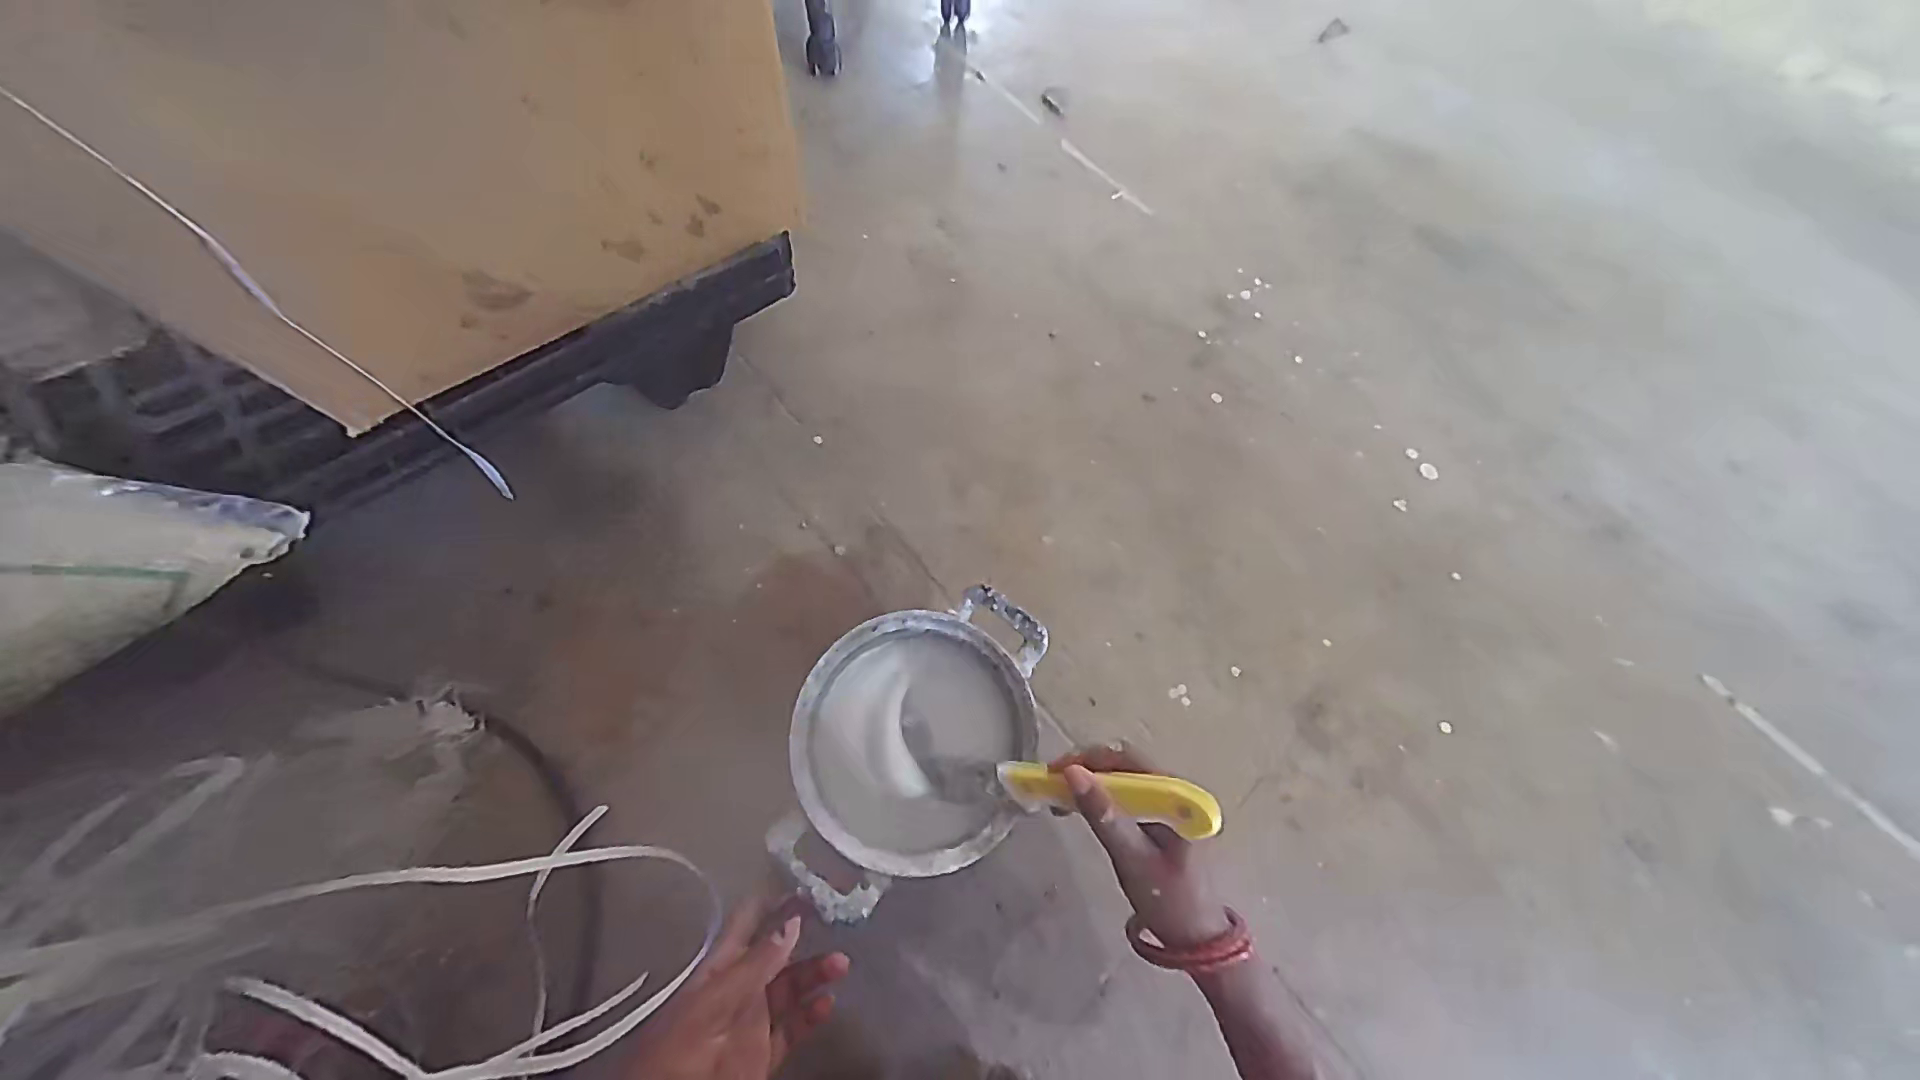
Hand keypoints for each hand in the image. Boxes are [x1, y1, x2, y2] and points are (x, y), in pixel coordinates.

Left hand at [622, 890, 850, 1079]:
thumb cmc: (678, 1051)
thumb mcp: (715, 1001)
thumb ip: (756, 964)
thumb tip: (793, 921)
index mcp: (721, 967)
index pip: (750, 921)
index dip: (776, 899)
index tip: (807, 881)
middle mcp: (739, 988)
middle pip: (777, 952)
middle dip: (805, 934)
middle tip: (836, 916)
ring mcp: (750, 1021)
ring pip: (790, 988)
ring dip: (815, 973)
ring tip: (841, 965)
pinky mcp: (760, 1055)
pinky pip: (791, 1030)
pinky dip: (811, 1017)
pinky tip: (827, 1005)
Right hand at [1052, 742, 1230, 948]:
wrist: (1199, 939)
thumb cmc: (1169, 901)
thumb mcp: (1131, 859)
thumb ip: (1104, 815)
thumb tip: (1073, 773)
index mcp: (1178, 796)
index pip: (1128, 759)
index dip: (1088, 759)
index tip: (1056, 772)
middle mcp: (1176, 790)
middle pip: (1124, 763)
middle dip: (1085, 768)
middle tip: (1052, 783)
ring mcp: (1170, 801)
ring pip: (1123, 776)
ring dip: (1090, 781)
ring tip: (1061, 796)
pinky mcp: (1162, 814)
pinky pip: (1127, 792)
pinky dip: (1101, 795)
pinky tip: (1081, 807)